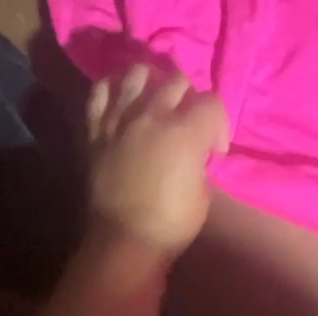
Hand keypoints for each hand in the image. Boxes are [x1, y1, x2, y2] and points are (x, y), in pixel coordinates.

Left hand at [85, 64, 230, 257]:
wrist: (125, 239)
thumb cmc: (172, 224)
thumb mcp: (203, 196)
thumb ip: (201, 164)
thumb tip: (196, 154)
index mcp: (186, 132)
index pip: (212, 103)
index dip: (220, 125)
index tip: (215, 150)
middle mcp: (153, 114)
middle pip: (178, 80)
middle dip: (189, 99)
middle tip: (188, 122)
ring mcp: (121, 116)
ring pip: (139, 73)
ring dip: (153, 83)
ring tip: (155, 101)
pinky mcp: (97, 126)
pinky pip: (102, 89)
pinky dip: (115, 88)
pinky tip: (123, 99)